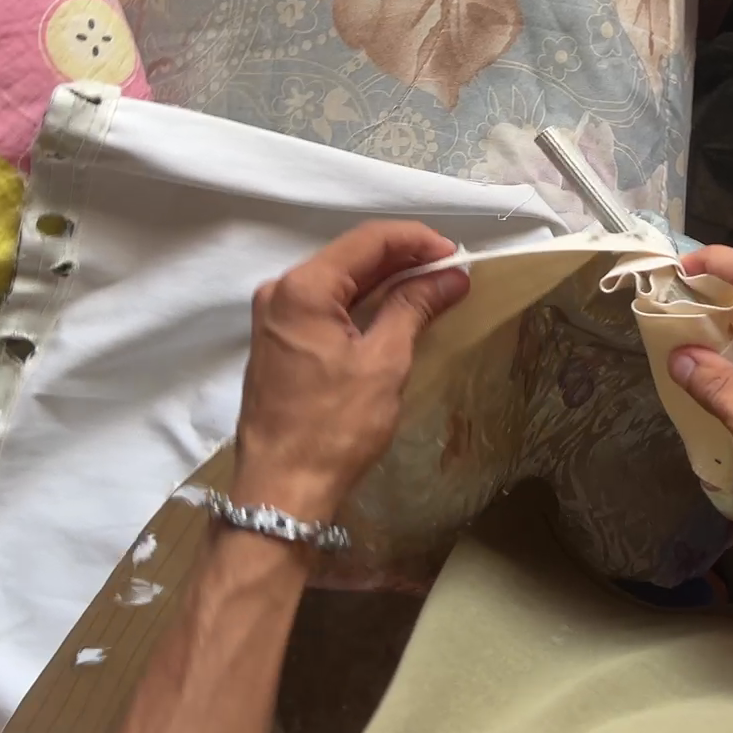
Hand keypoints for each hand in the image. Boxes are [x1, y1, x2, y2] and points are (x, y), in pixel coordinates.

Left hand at [233, 221, 469, 521]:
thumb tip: (452, 276)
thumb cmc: (335, 426)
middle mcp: (281, 291)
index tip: (456, 256)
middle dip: (404, 258)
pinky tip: (397, 308)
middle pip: (352, 256)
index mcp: (302, 288)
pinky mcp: (280, 340)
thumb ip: (414, 306)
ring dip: (387, 280)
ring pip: (341, 280)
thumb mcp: (384, 361)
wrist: (281, 492)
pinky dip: (365, 302)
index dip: (417, 241)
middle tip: (450, 272)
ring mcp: (276, 316)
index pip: (368, 240)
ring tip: (433, 286)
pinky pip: (328, 305)